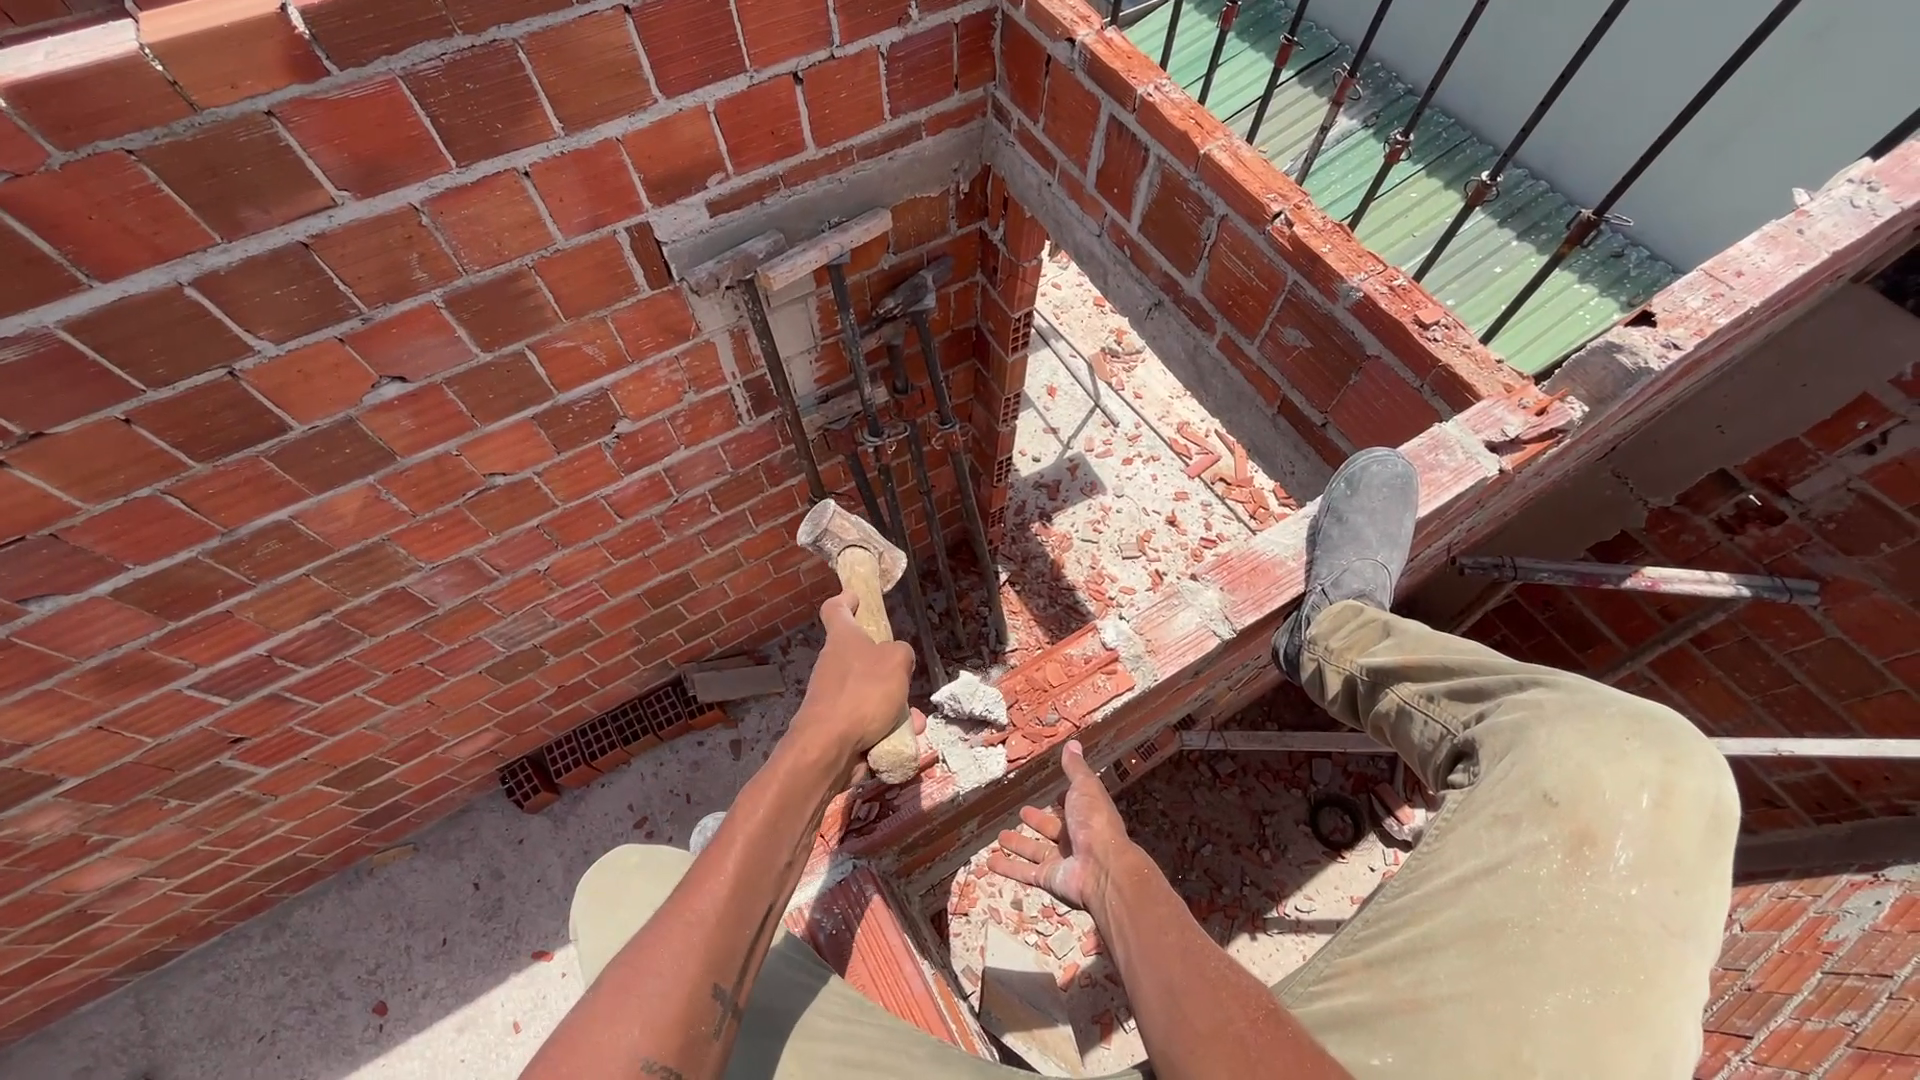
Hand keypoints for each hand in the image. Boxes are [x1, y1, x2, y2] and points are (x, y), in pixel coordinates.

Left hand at [789, 589, 916, 766]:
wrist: (829, 748)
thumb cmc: (862, 693)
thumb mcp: (897, 661)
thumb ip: (902, 653)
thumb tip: (898, 659)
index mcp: (843, 640)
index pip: (836, 610)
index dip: (847, 600)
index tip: (856, 597)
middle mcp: (833, 666)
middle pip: (862, 659)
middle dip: (889, 671)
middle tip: (906, 680)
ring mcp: (833, 698)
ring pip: (872, 696)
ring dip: (896, 707)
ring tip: (912, 721)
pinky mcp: (837, 728)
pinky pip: (870, 723)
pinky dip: (888, 730)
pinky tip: (903, 739)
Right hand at [989, 740, 1136, 910]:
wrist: (1102, 867)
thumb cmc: (1095, 822)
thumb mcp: (1085, 787)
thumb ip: (1075, 768)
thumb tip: (1073, 743)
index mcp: (1085, 815)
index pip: (1072, 807)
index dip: (1063, 801)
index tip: (1054, 796)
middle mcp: (1074, 838)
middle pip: (1051, 829)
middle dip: (1038, 821)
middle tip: (1022, 813)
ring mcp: (1061, 861)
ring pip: (1034, 850)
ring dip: (1018, 844)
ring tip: (1001, 836)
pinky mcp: (1048, 878)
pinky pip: (1023, 871)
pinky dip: (1007, 867)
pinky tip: (990, 862)